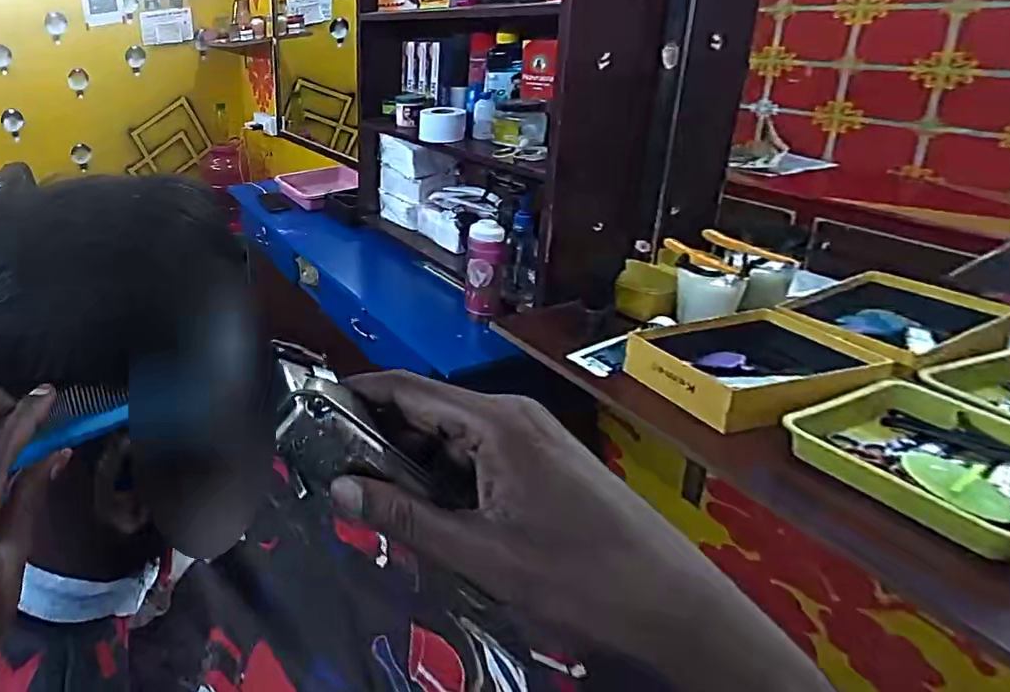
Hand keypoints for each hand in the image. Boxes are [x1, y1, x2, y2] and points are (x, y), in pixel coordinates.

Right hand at [331, 371, 829, 691]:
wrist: (693, 621)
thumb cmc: (583, 581)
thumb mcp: (482, 555)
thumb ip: (403, 518)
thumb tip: (337, 488)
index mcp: (493, 422)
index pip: (404, 388)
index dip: (356, 393)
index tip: (316, 409)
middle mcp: (509, 413)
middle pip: (424, 407)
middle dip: (381, 435)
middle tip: (345, 467)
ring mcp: (530, 432)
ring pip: (449, 430)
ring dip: (414, 458)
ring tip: (387, 496)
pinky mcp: (543, 455)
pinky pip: (476, 448)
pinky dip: (447, 470)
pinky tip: (439, 506)